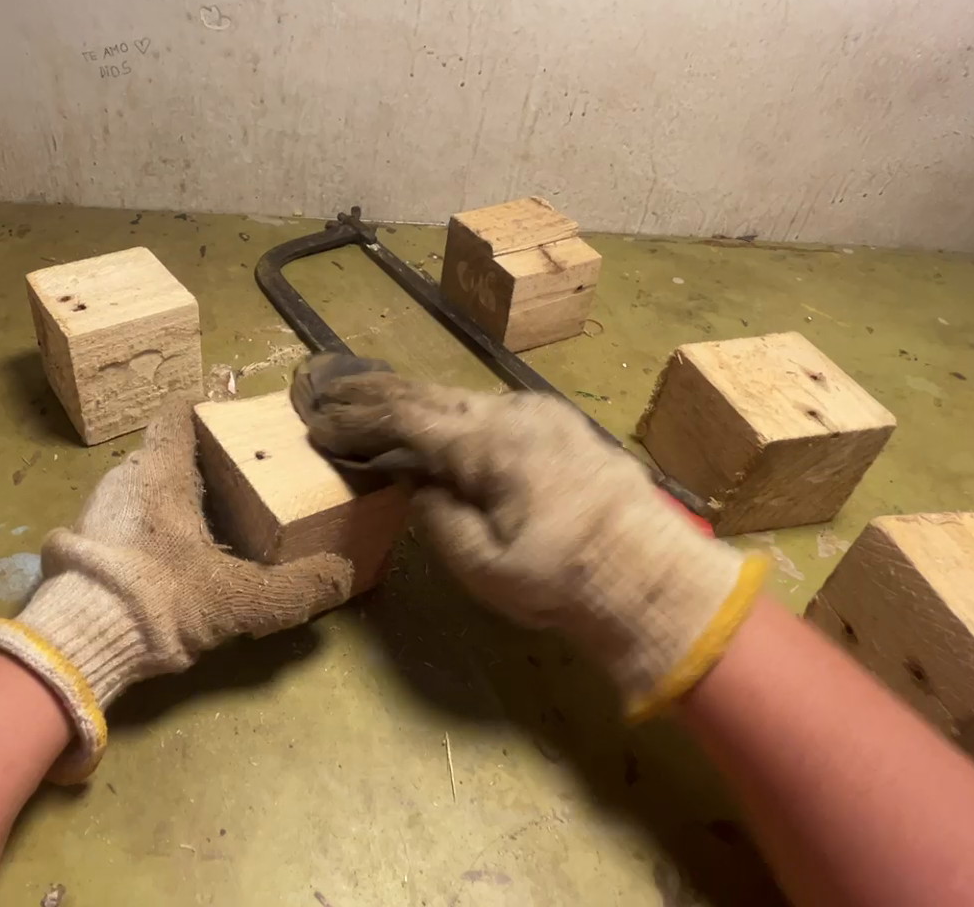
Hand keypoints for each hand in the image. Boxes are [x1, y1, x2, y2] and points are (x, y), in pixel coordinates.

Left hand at [0, 400, 354, 781]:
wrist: (74, 645)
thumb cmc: (157, 598)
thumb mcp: (237, 598)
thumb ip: (293, 588)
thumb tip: (341, 574)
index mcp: (160, 473)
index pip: (177, 414)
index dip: (203, 404)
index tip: (228, 409)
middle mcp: (123, 479)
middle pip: (164, 452)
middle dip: (197, 461)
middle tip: (235, 477)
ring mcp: (94, 511)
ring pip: (141, 487)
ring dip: (170, 497)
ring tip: (206, 521)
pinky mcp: (77, 545)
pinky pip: (122, 520)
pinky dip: (146, 527)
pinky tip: (166, 561)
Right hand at [292, 356, 767, 718]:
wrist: (656, 579)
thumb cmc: (566, 583)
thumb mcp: (485, 567)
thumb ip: (438, 518)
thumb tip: (418, 483)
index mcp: (489, 446)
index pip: (406, 421)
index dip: (357, 422)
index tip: (317, 423)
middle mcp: (510, 413)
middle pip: (426, 395)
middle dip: (372, 394)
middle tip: (327, 391)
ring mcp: (536, 413)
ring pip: (456, 397)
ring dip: (409, 400)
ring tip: (367, 398)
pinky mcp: (554, 422)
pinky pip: (484, 408)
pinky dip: (444, 410)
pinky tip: (429, 416)